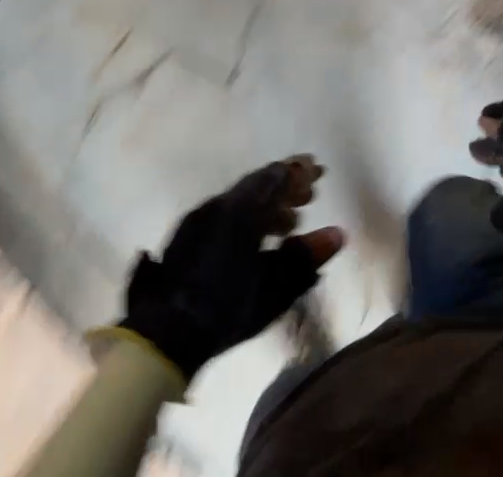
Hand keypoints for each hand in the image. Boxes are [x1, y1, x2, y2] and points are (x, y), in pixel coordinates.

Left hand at [117, 156, 344, 381]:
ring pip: (239, 198)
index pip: (274, 180)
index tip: (317, 170)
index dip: (297, 174)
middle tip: (309, 191)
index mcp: (241, 214)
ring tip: (290, 221)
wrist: (165, 332)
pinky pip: (225, 210)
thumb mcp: (273, 291)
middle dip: (284, 185)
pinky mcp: (186, 233)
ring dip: (267, 202)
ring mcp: (198, 218)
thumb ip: (304, 259)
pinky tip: (257, 233)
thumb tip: (337, 233)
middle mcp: (218, 206)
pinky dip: (247, 212)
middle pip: (256, 184)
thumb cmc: (225, 311)